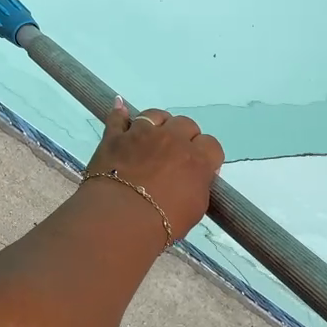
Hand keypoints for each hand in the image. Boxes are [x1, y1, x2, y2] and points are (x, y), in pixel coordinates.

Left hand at [83, 97, 223, 238]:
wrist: (122, 213)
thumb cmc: (165, 220)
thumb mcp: (196, 207)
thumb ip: (199, 183)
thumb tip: (198, 172)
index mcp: (196, 158)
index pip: (211, 144)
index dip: (207, 154)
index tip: (202, 165)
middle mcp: (170, 138)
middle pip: (185, 123)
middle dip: (186, 136)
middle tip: (178, 152)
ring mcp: (140, 133)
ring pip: (155, 114)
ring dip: (159, 122)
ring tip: (155, 134)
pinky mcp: (115, 134)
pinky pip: (117, 116)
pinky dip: (119, 112)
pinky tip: (120, 107)